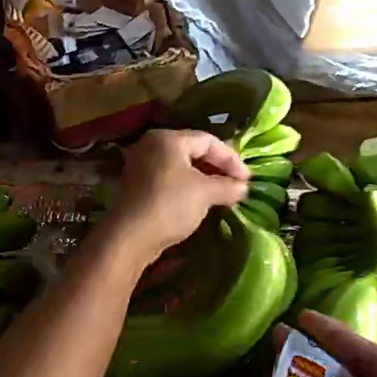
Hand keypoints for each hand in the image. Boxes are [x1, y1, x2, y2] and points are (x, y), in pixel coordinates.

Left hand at [102, 129, 248, 262]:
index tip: (247, 179)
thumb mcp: (205, 193)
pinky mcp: (137, 186)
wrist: (130, 237)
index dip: (231, 158)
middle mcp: (151, 146)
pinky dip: (188, 188)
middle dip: (218, 168)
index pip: (208, 140)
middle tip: (237, 185)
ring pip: (181, 167)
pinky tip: (200, 203)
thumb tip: (242, 187)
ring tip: (223, 195)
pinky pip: (169, 180)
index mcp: (168, 139)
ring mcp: (141, 166)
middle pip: (193, 151)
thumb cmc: (170, 205)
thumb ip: (228, 185)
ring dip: (205, 180)